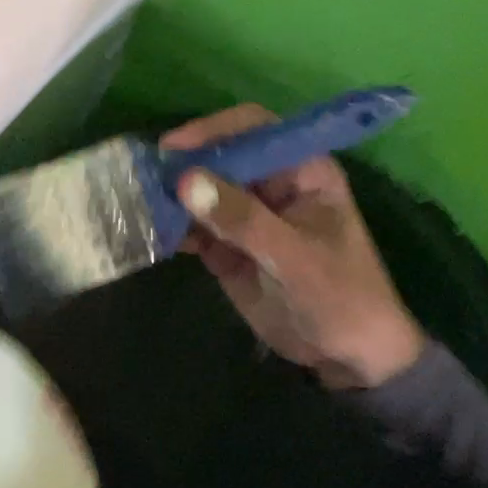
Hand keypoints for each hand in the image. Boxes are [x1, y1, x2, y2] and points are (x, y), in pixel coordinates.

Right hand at [162, 104, 425, 387]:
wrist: (348, 359)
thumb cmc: (340, 296)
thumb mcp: (294, 256)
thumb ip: (242, 219)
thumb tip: (186, 181)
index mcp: (301, 171)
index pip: (254, 128)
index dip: (215, 130)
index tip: (175, 148)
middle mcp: (270, 184)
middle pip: (218, 155)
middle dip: (183, 163)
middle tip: (145, 176)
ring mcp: (245, 215)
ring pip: (200, 189)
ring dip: (170, 194)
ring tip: (138, 201)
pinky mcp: (225, 245)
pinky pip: (192, 224)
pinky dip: (171, 225)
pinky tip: (150, 230)